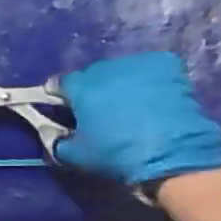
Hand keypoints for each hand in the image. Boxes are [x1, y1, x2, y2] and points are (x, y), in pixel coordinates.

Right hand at [53, 53, 220, 186]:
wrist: (173, 156)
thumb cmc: (116, 155)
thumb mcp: (76, 155)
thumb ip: (54, 140)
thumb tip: (47, 130)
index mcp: (81, 86)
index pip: (59, 83)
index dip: (58, 96)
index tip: (62, 108)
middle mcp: (106, 68)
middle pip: (90, 75)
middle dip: (89, 90)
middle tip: (95, 111)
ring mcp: (138, 64)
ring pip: (119, 71)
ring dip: (117, 84)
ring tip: (126, 105)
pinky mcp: (167, 66)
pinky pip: (148, 68)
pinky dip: (145, 79)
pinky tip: (150, 96)